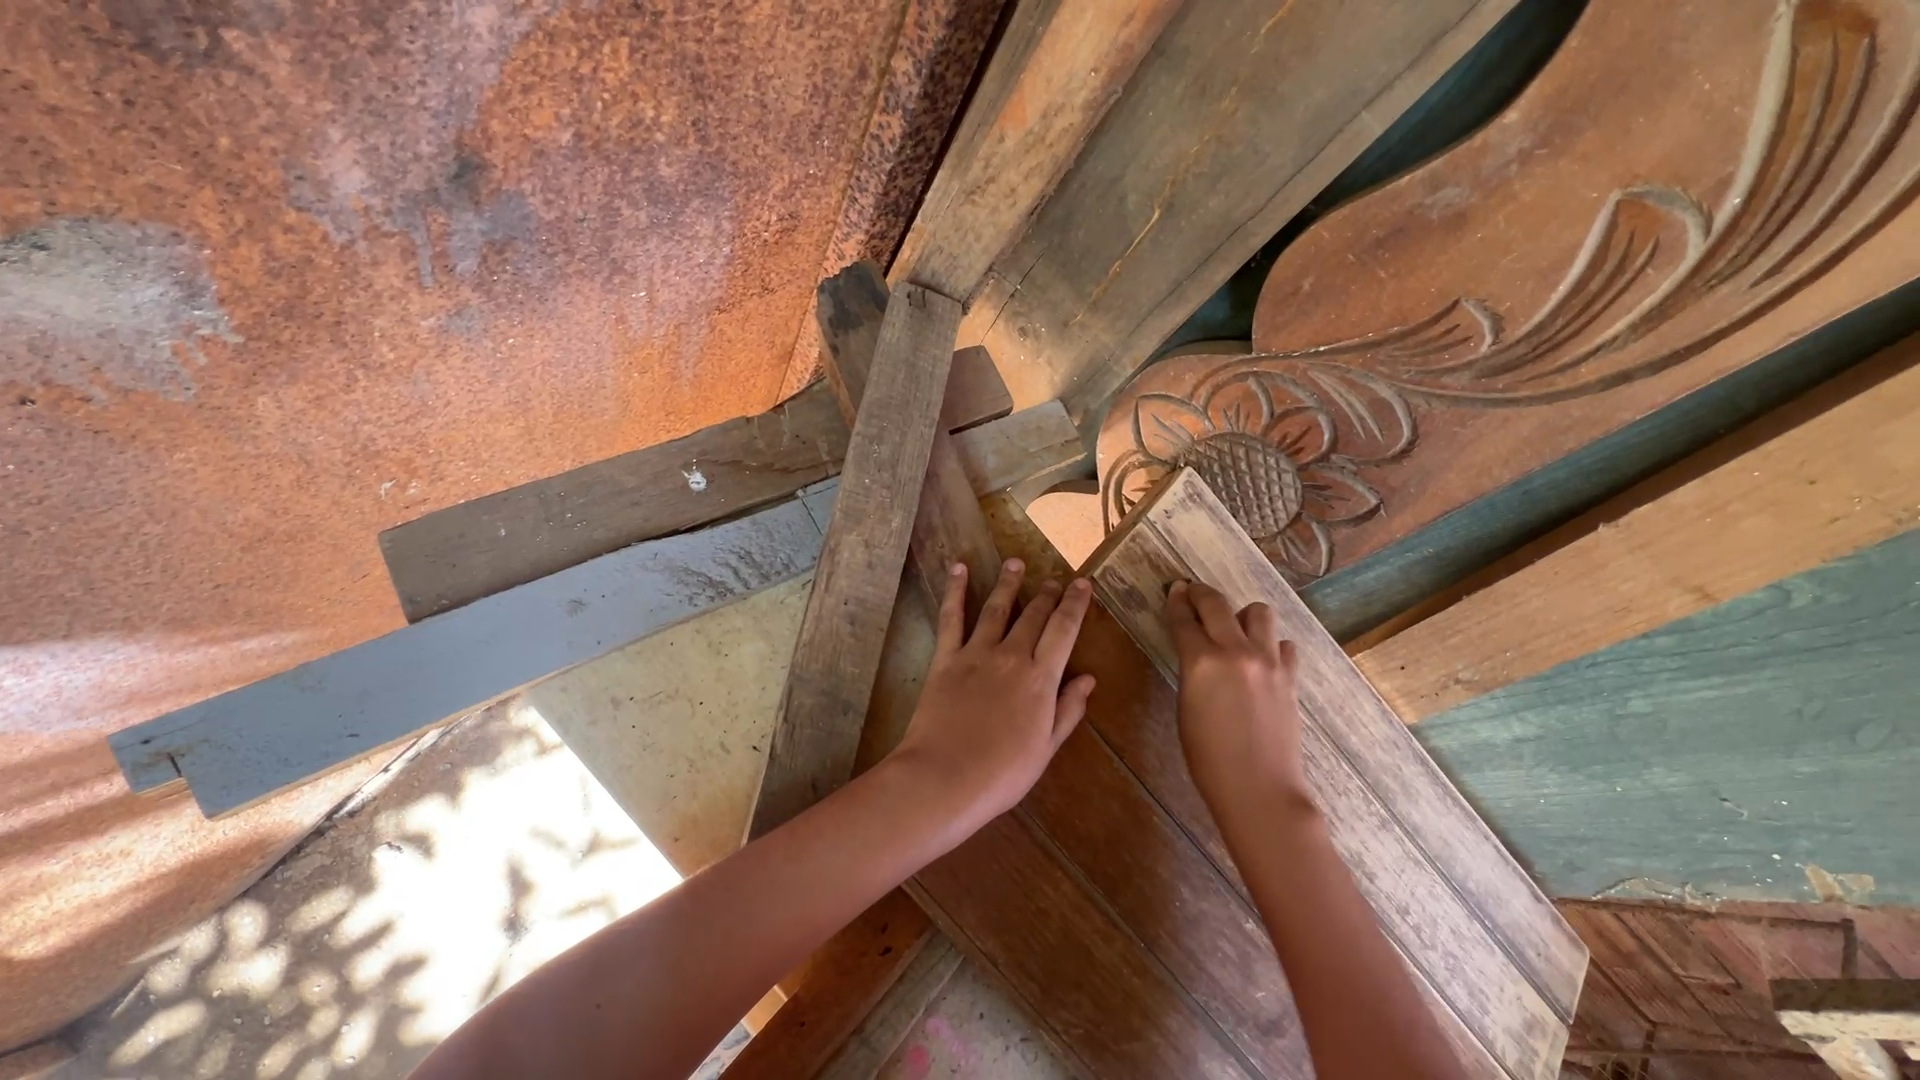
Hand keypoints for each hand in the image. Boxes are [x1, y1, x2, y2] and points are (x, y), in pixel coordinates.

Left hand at [886, 558, 1096, 829]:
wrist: (945, 777)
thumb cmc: (1002, 773)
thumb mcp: (1046, 748)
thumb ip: (1067, 710)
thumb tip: (1088, 678)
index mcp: (1042, 679)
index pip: (1064, 630)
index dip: (1075, 604)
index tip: (1083, 584)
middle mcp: (1012, 656)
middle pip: (1034, 615)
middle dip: (1047, 594)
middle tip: (1054, 578)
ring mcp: (976, 654)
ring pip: (998, 608)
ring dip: (1009, 583)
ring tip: (1016, 562)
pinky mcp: (945, 658)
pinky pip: (952, 617)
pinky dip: (956, 590)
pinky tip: (960, 569)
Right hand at [1166, 581, 1312, 826]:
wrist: (1258, 787)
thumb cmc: (1207, 758)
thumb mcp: (1186, 707)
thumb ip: (1192, 671)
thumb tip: (1196, 651)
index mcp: (1201, 661)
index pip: (1184, 619)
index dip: (1176, 601)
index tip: (1175, 589)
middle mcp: (1236, 651)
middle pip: (1217, 603)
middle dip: (1201, 594)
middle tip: (1194, 594)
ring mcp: (1269, 661)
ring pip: (1258, 612)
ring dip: (1242, 615)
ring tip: (1235, 629)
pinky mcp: (1290, 676)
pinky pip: (1282, 643)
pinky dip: (1270, 644)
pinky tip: (1262, 660)